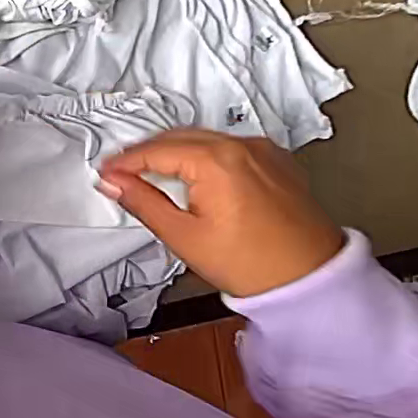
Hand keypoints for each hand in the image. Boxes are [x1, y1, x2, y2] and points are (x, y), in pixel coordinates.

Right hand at [98, 129, 343, 296]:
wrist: (310, 280)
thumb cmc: (252, 264)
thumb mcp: (185, 236)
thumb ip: (145, 202)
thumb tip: (115, 182)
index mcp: (217, 160)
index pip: (156, 151)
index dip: (126, 162)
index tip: (107, 172)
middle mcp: (242, 145)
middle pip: (180, 138)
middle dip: (147, 152)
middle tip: (122, 172)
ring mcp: (262, 150)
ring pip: (205, 139)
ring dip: (175, 151)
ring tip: (152, 173)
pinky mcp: (276, 160)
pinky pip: (230, 146)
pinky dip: (205, 154)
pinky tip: (194, 173)